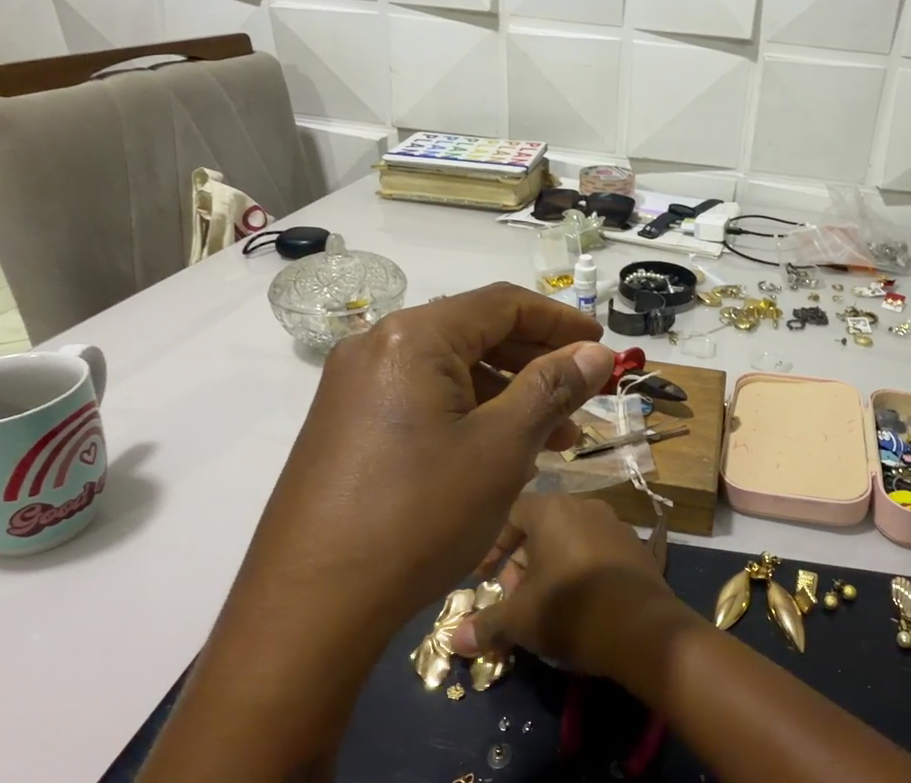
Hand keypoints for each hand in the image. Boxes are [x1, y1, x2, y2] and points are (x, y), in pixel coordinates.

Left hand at [249, 283, 614, 627]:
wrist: (309, 607)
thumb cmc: (419, 515)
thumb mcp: (501, 448)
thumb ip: (553, 388)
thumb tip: (596, 351)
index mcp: (413, 337)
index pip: (502, 304)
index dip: (559, 320)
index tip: (601, 343)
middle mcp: (376, 346)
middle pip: (475, 333)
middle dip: (537, 361)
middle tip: (584, 396)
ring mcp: (353, 388)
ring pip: (450, 372)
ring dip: (508, 394)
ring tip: (556, 437)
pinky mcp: (345, 426)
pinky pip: (422, 400)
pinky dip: (470, 414)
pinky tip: (502, 452)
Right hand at [450, 494, 694, 676]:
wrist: (643, 628)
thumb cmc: (571, 611)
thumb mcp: (519, 620)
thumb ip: (486, 624)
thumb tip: (455, 640)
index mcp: (552, 509)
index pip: (511, 515)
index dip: (492, 548)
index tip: (483, 580)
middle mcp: (585, 505)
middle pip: (540, 528)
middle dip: (521, 564)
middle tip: (514, 600)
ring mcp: (615, 524)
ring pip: (569, 541)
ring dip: (550, 569)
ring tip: (544, 607)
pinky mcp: (636, 547)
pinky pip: (596, 552)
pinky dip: (579, 572)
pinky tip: (579, 606)